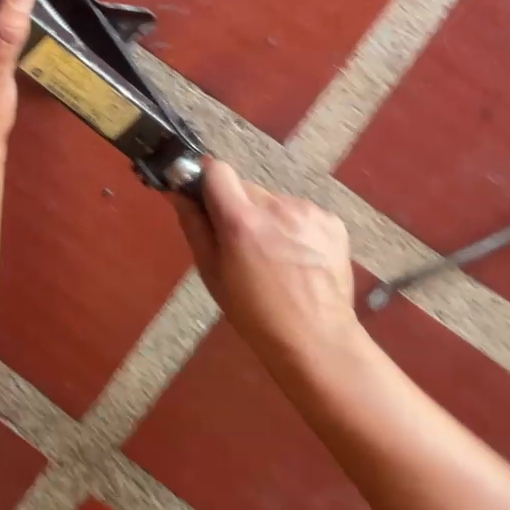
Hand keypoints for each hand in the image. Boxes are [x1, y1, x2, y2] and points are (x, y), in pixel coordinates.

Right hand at [173, 160, 362, 371]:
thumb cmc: (254, 314)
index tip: (206, 200)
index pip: (217, 169)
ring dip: (268, 219)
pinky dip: (295, 229)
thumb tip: (177, 192)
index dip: (208, 182)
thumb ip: (194, 225)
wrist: (316, 340)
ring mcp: (309, 212)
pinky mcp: (332, 221)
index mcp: (241, 220)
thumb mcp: (212, 274)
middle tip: (242, 245)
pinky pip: (301, 213)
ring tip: (276, 258)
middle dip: (238, 208)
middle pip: (246, 188)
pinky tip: (300, 260)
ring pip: (274, 202)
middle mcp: (276, 206)